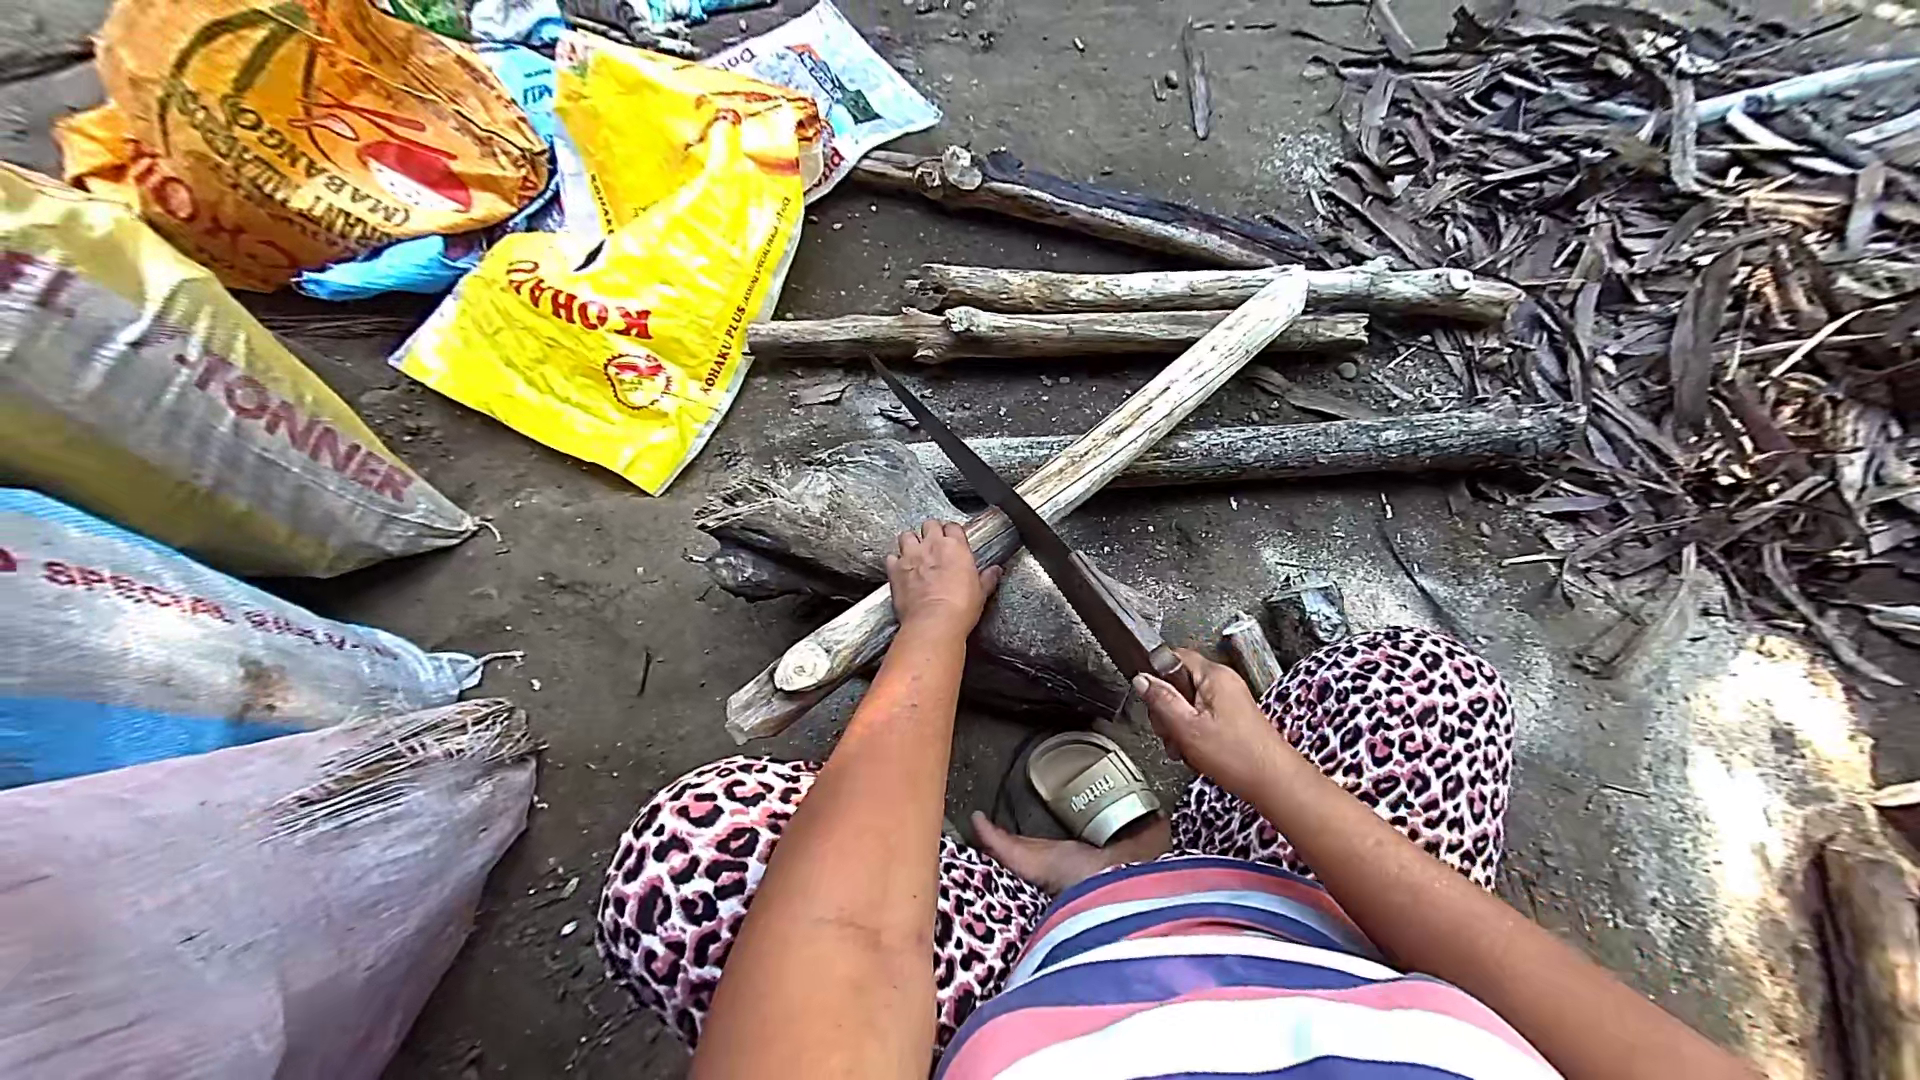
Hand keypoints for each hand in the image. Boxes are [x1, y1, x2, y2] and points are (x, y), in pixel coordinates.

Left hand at [887, 520, 1002, 637]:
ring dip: (910, 541)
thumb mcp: (981, 592)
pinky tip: (900, 569)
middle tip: (933, 543)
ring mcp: (911, 556)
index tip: (953, 540)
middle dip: (930, 531)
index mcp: (955, 547)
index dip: (952, 533)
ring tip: (914, 551)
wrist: (934, 623)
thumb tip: (995, 571)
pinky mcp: (895, 570)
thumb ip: (987, 578)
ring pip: (906, 535)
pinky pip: (891, 557)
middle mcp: (931, 545)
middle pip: (929, 524)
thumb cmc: (959, 608)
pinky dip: (894, 561)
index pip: (953, 527)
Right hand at [1134, 648, 1292, 800]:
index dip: (1155, 676)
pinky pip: (1199, 716)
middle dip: (1166, 709)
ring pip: (1186, 702)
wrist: (1274, 784)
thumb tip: (1141, 679)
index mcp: (1214, 676)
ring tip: (1185, 745)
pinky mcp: (1231, 716)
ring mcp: (1228, 699)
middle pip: (1177, 682)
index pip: (1172, 656)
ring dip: (1178, 725)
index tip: (1152, 697)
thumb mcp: (1186, 727)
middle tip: (1172, 730)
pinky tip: (1195, 750)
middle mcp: (1223, 682)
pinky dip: (1192, 732)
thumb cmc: (1239, 757)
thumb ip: (1160, 699)